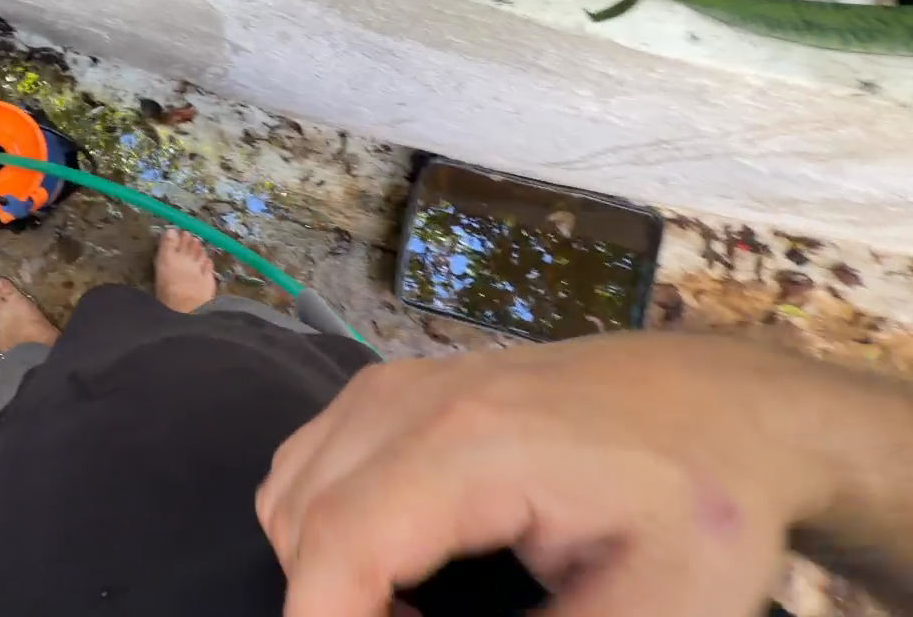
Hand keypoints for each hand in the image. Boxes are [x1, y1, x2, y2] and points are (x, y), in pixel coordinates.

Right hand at [255, 332, 893, 616]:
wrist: (694, 393)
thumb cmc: (696, 501)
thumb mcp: (664, 606)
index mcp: (464, 446)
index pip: (343, 538)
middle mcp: (392, 402)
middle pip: (299, 519)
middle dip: (329, 604)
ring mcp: (374, 388)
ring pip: (286, 492)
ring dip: (320, 567)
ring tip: (402, 615)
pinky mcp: (372, 389)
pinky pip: (303, 466)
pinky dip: (321, 527)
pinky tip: (392, 562)